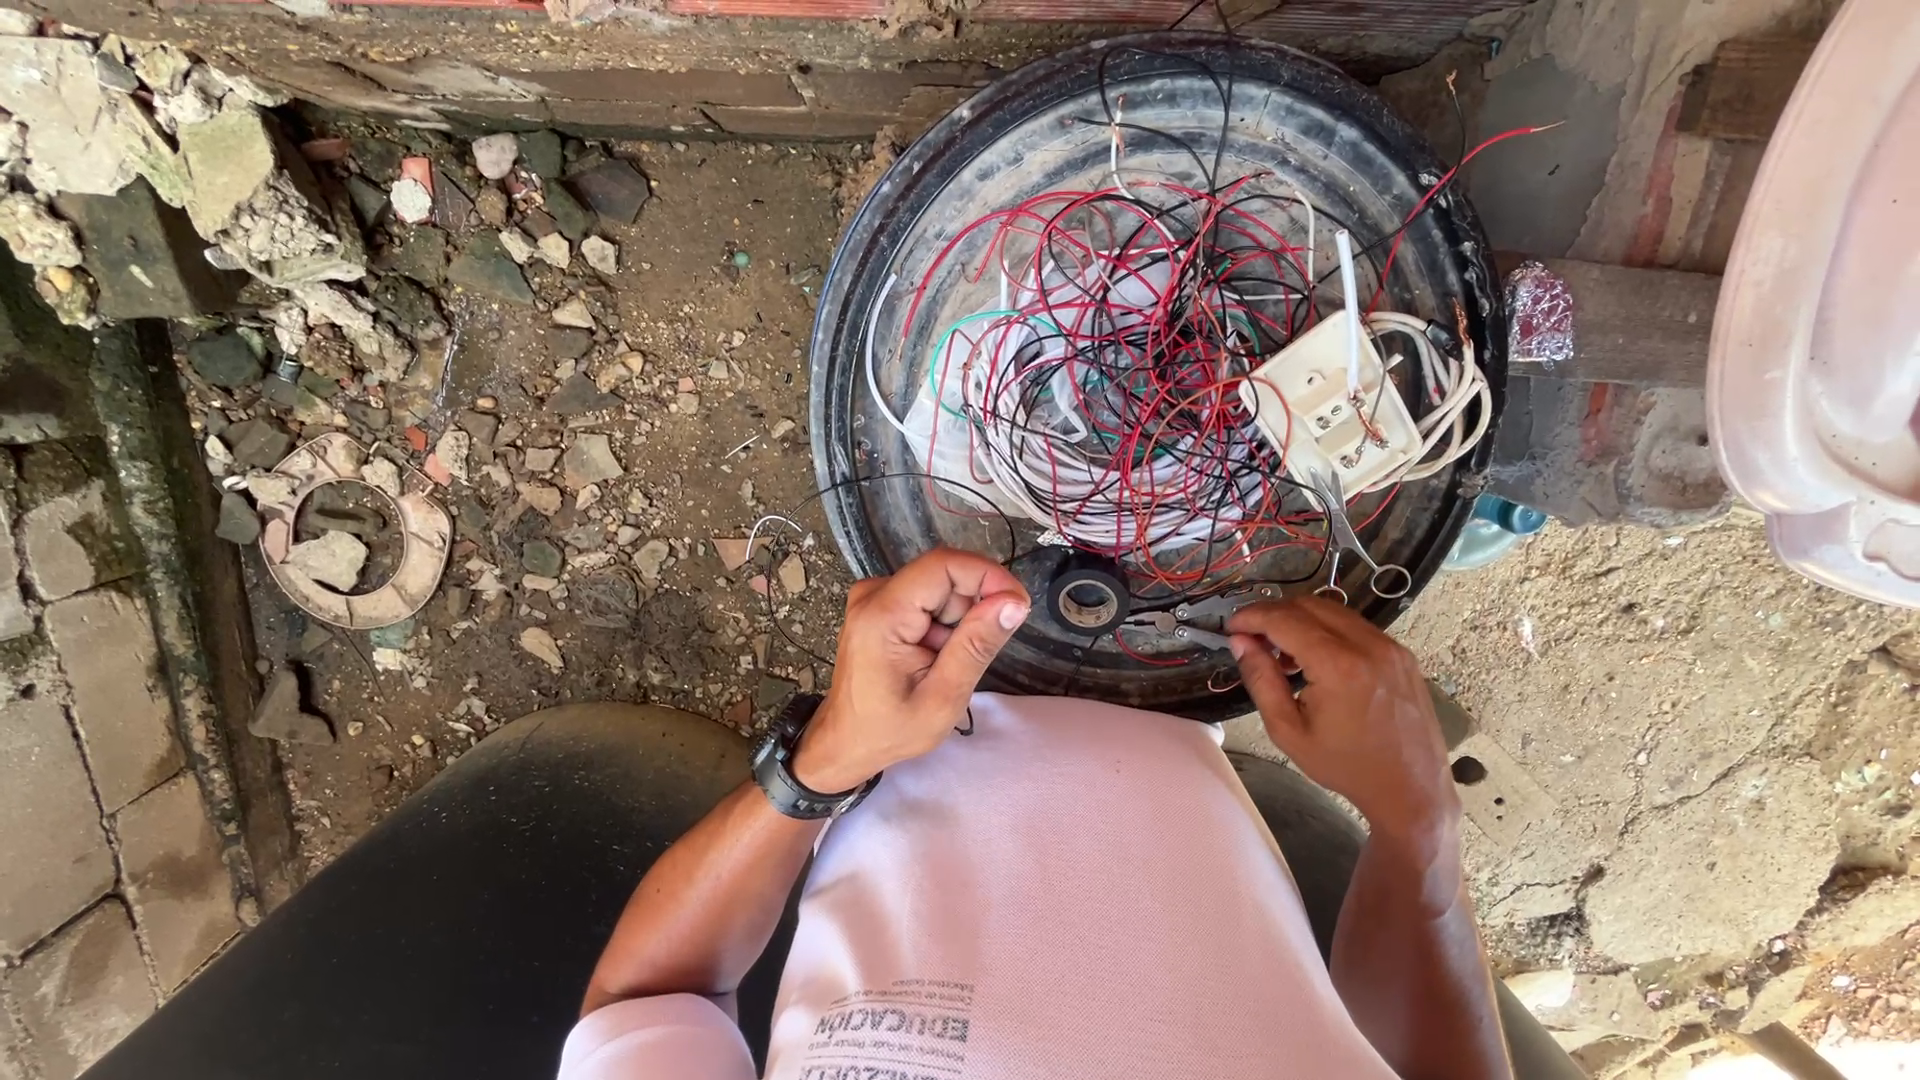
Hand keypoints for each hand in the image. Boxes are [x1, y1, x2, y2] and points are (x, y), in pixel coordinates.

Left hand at [791, 548, 1029, 792]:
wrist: (845, 742)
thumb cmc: (890, 729)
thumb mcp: (943, 697)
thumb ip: (977, 645)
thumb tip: (1014, 602)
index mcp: (882, 614)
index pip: (944, 565)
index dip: (988, 575)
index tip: (1017, 605)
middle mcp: (873, 594)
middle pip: (943, 575)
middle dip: (974, 606)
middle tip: (977, 651)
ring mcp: (874, 597)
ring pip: (939, 587)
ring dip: (959, 619)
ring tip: (948, 662)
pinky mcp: (880, 605)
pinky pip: (927, 598)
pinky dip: (944, 623)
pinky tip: (936, 656)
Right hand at [1227, 596, 1457, 841]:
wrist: (1412, 788)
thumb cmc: (1345, 765)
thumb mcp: (1287, 730)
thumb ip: (1260, 679)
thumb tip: (1239, 641)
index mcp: (1338, 665)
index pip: (1284, 619)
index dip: (1251, 616)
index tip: (1230, 626)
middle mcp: (1368, 644)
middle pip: (1307, 604)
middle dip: (1272, 613)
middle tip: (1250, 637)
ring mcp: (1390, 646)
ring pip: (1331, 609)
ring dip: (1298, 618)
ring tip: (1280, 648)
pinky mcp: (1401, 653)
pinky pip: (1353, 624)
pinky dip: (1325, 628)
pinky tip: (1313, 656)